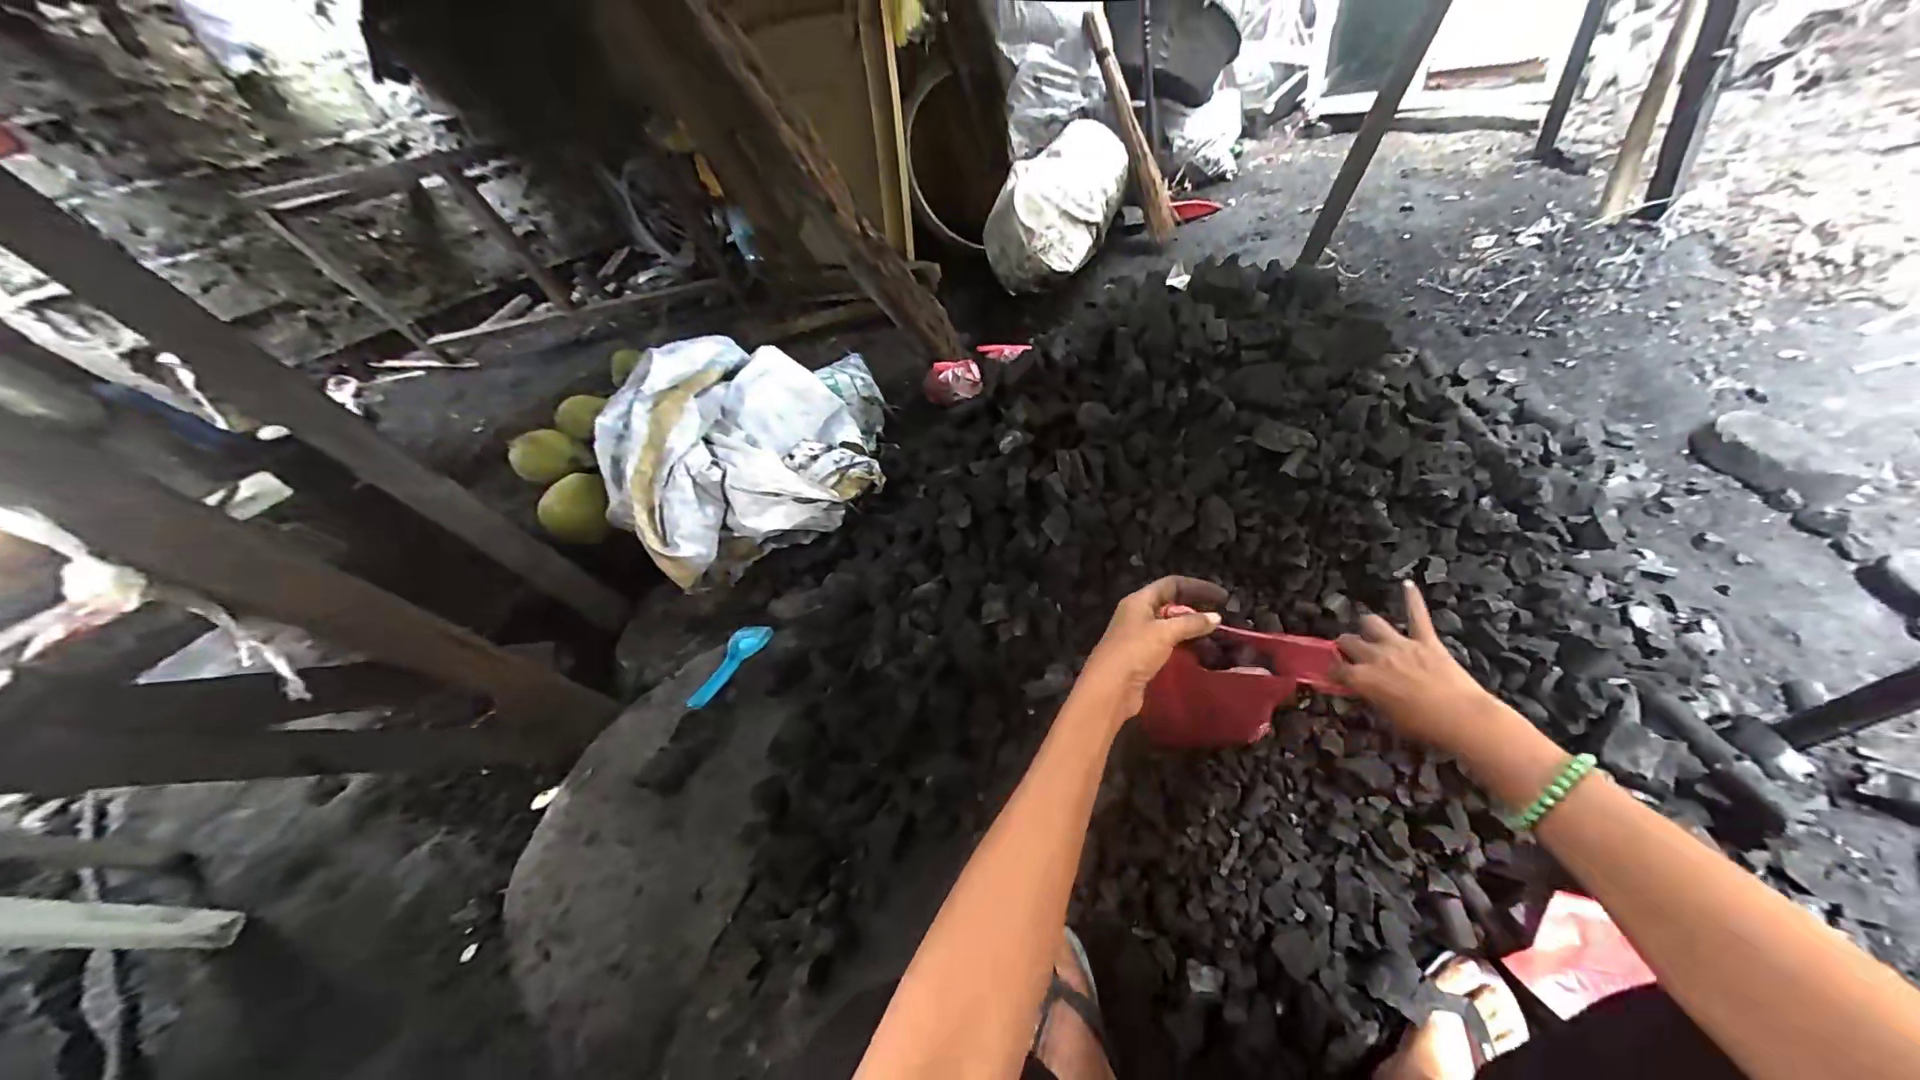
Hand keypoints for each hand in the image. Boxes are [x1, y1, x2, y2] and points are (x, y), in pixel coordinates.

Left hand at [1077, 576, 1226, 719]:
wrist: (1110, 688)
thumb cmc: (1134, 652)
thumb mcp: (1164, 632)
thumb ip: (1191, 623)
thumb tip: (1215, 617)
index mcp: (1138, 601)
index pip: (1171, 584)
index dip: (1197, 587)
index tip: (1222, 597)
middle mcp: (1137, 614)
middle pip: (1171, 604)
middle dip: (1196, 609)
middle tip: (1221, 619)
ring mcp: (1139, 636)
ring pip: (1171, 626)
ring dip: (1192, 630)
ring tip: (1217, 638)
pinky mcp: (1143, 656)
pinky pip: (1169, 644)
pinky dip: (1185, 645)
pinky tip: (1202, 653)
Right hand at [1334, 581, 1497, 754]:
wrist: (1464, 719)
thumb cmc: (1424, 726)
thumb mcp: (1387, 717)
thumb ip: (1370, 697)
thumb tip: (1362, 689)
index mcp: (1361, 678)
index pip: (1336, 669)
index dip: (1334, 672)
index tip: (1335, 675)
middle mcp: (1374, 656)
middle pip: (1347, 641)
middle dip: (1345, 646)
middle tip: (1351, 654)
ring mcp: (1400, 644)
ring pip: (1371, 622)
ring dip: (1368, 627)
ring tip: (1370, 631)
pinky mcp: (1426, 641)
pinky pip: (1417, 614)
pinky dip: (1412, 598)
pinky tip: (1407, 584)